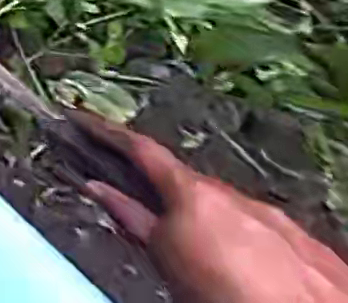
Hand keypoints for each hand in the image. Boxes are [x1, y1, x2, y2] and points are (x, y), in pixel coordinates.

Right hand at [79, 114, 347, 302]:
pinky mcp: (328, 258)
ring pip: (239, 211)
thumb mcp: (163, 255)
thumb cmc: (224, 293)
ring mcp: (292, 229)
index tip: (82, 121)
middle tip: (146, 201)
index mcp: (196, 193)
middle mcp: (244, 201)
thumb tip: (97, 187)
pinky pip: (281, 237)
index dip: (106, 132)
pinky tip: (256, 265)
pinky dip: (257, 242)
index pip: (141, 149)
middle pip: (194, 183)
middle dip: (169, 189)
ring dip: (216, 218)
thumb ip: (132, 216)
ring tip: (205, 245)